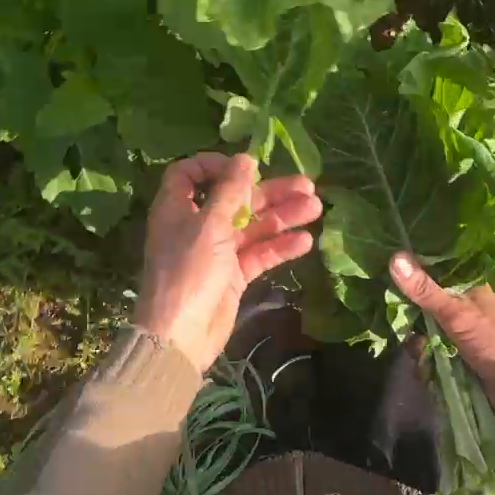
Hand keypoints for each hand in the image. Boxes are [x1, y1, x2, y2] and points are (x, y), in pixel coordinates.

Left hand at [136, 152, 321, 373]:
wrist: (180, 336)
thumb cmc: (189, 271)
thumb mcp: (209, 225)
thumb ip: (230, 191)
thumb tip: (245, 158)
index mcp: (178, 208)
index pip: (189, 174)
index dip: (215, 165)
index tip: (246, 165)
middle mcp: (197, 225)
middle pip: (235, 199)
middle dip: (270, 192)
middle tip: (307, 186)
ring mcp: (216, 251)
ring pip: (253, 226)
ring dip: (283, 216)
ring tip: (315, 208)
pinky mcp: (233, 274)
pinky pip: (259, 253)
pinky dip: (279, 247)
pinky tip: (305, 241)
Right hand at [388, 252, 494, 397]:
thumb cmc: (489, 340)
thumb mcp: (455, 313)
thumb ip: (424, 290)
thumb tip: (394, 258)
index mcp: (468, 286)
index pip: (433, 271)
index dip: (412, 277)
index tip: (392, 283)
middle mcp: (462, 304)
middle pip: (423, 303)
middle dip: (411, 319)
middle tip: (405, 328)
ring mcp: (458, 329)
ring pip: (424, 328)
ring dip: (418, 342)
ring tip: (420, 353)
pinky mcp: (455, 350)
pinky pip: (430, 348)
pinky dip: (425, 357)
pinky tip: (425, 366)